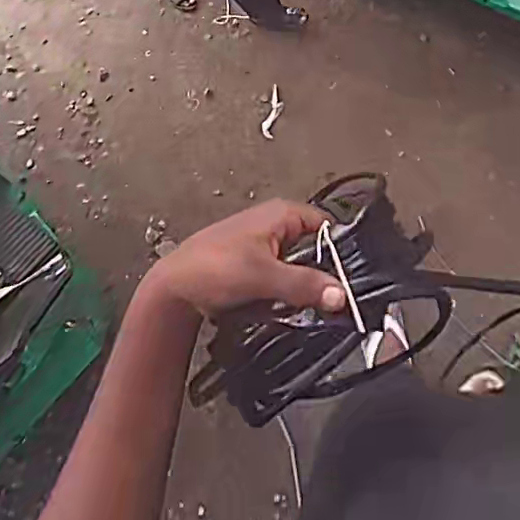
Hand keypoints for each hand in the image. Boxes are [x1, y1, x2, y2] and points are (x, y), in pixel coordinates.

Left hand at [142, 200, 345, 318]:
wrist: (173, 288)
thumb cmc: (210, 267)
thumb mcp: (265, 277)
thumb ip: (305, 285)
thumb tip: (339, 293)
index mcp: (282, 213)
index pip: (328, 226)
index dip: (339, 252)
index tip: (346, 280)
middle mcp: (275, 224)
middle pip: (314, 250)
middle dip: (313, 277)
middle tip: (312, 299)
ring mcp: (264, 245)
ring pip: (297, 270)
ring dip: (293, 290)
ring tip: (277, 301)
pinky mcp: (254, 265)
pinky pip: (279, 282)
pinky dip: (277, 295)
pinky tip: (264, 305)